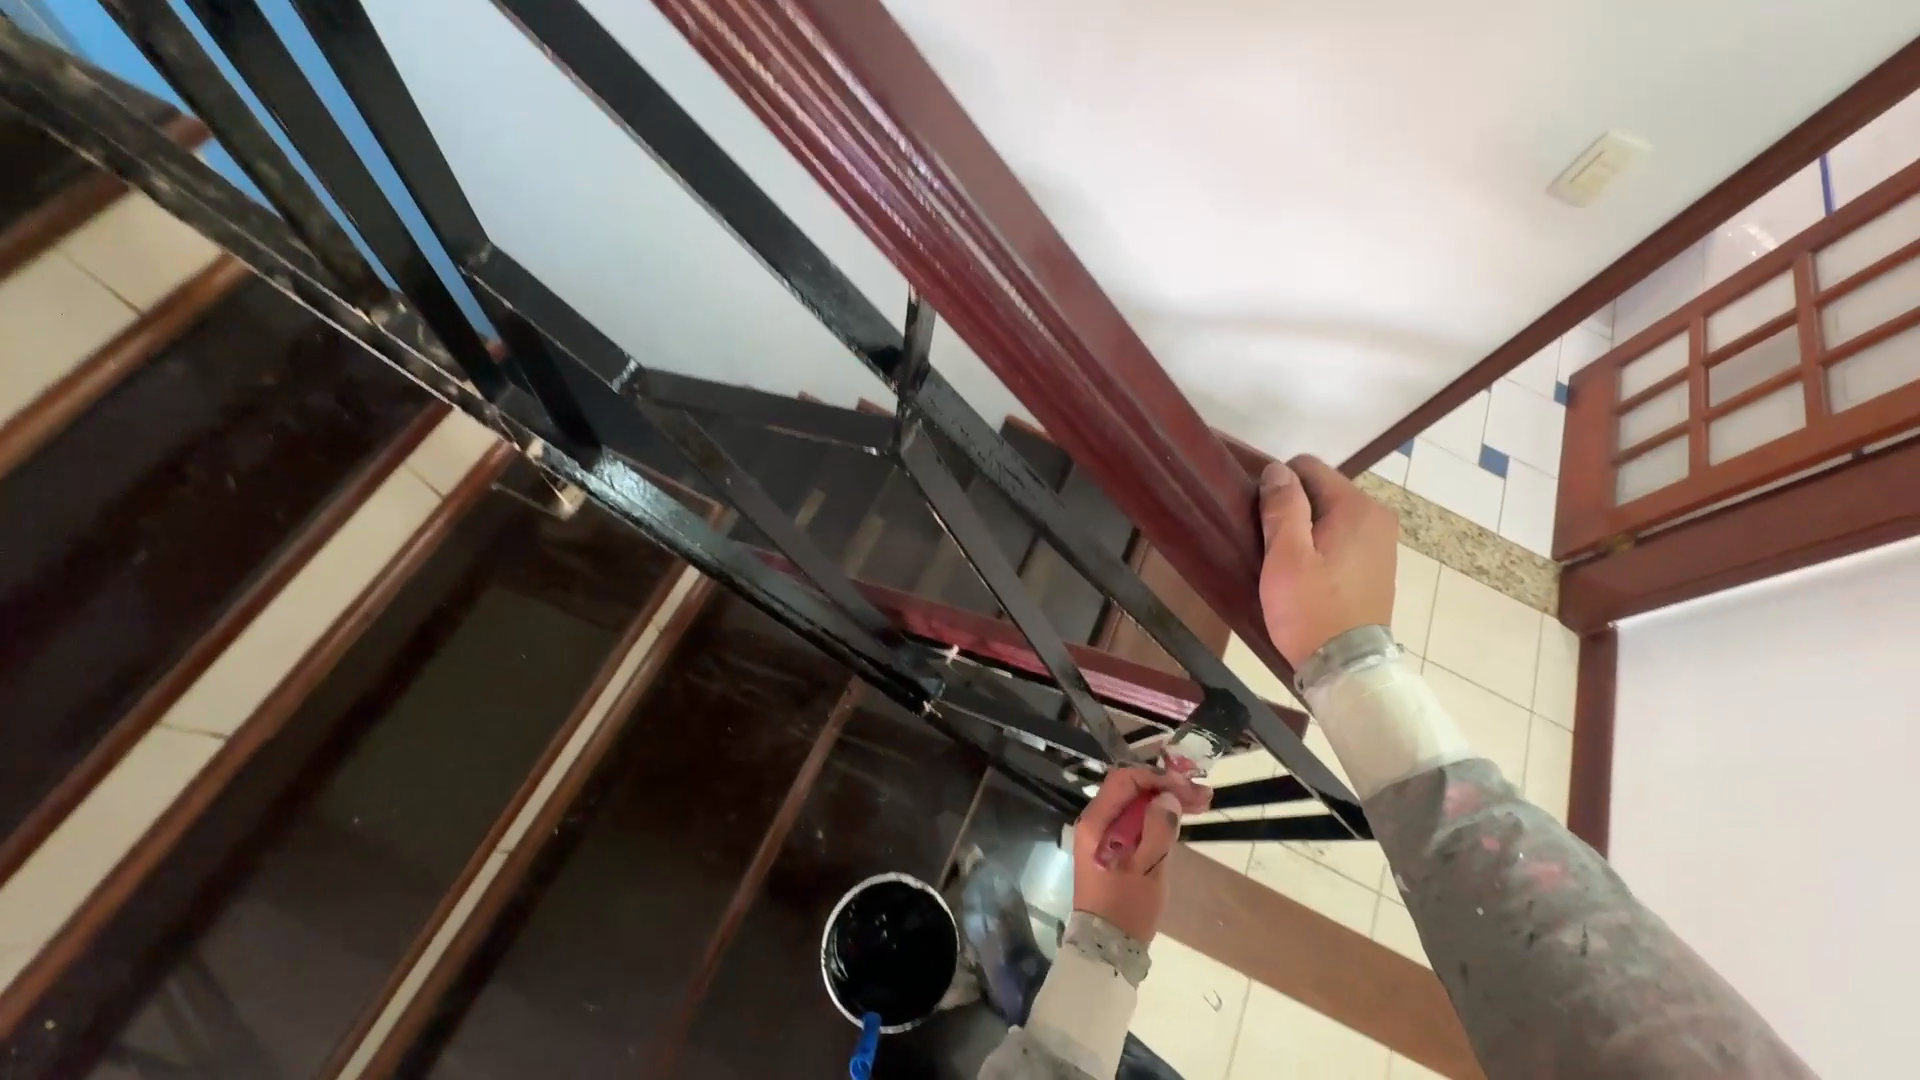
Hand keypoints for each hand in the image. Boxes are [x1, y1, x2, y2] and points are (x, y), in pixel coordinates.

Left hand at [1071, 767, 1211, 943]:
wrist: (1107, 948)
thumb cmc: (1126, 907)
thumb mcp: (1146, 868)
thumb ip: (1157, 828)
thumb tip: (1168, 797)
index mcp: (1096, 822)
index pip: (1124, 781)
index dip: (1157, 779)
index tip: (1187, 787)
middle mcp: (1096, 822)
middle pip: (1132, 791)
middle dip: (1167, 788)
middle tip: (1203, 795)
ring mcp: (1104, 835)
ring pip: (1137, 806)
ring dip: (1166, 801)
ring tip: (1202, 803)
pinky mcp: (1114, 848)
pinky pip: (1137, 822)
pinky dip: (1159, 817)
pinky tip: (1181, 818)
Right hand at [1258, 456, 1398, 668]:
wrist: (1346, 666)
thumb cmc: (1311, 609)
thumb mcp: (1286, 556)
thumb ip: (1283, 507)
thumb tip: (1277, 470)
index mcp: (1357, 507)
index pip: (1308, 468)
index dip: (1277, 486)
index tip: (1260, 519)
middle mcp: (1377, 516)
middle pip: (1320, 490)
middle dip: (1292, 509)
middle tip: (1270, 545)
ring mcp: (1381, 541)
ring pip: (1329, 515)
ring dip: (1305, 529)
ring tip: (1285, 562)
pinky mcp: (1376, 564)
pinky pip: (1341, 537)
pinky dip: (1320, 545)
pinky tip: (1306, 573)